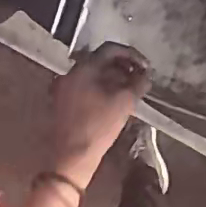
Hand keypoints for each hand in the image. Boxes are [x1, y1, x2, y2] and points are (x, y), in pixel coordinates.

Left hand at [48, 42, 149, 187]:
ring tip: (128, 90)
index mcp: (82, 68)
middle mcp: (68, 73)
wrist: (69, 158)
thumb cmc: (97, 128)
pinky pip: (83, 87)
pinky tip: (111, 101)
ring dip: (111, 78)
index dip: (131, 55)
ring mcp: (61, 88)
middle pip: (99, 61)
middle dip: (122, 67)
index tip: (144, 66)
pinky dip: (99, 88)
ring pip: (91, 75)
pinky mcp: (60, 103)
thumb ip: (138, 84)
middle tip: (138, 77)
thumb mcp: (124, 104)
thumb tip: (145, 75)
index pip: (109, 49)